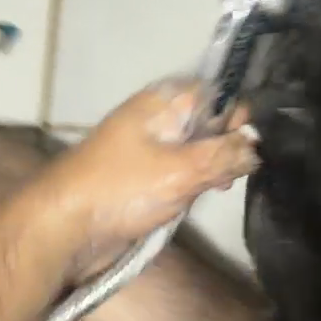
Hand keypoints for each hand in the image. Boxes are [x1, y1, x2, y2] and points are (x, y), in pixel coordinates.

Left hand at [43, 80, 259, 278]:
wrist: (65, 228)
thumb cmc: (122, 189)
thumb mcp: (183, 170)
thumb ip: (226, 154)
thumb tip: (255, 144)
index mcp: (162, 103)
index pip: (215, 92)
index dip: (235, 114)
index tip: (246, 144)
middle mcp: (158, 119)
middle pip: (210, 121)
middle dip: (228, 144)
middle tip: (233, 172)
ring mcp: (152, 149)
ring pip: (199, 148)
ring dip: (214, 167)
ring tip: (219, 187)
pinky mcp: (147, 177)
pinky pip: (184, 170)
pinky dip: (197, 181)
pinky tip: (203, 195)